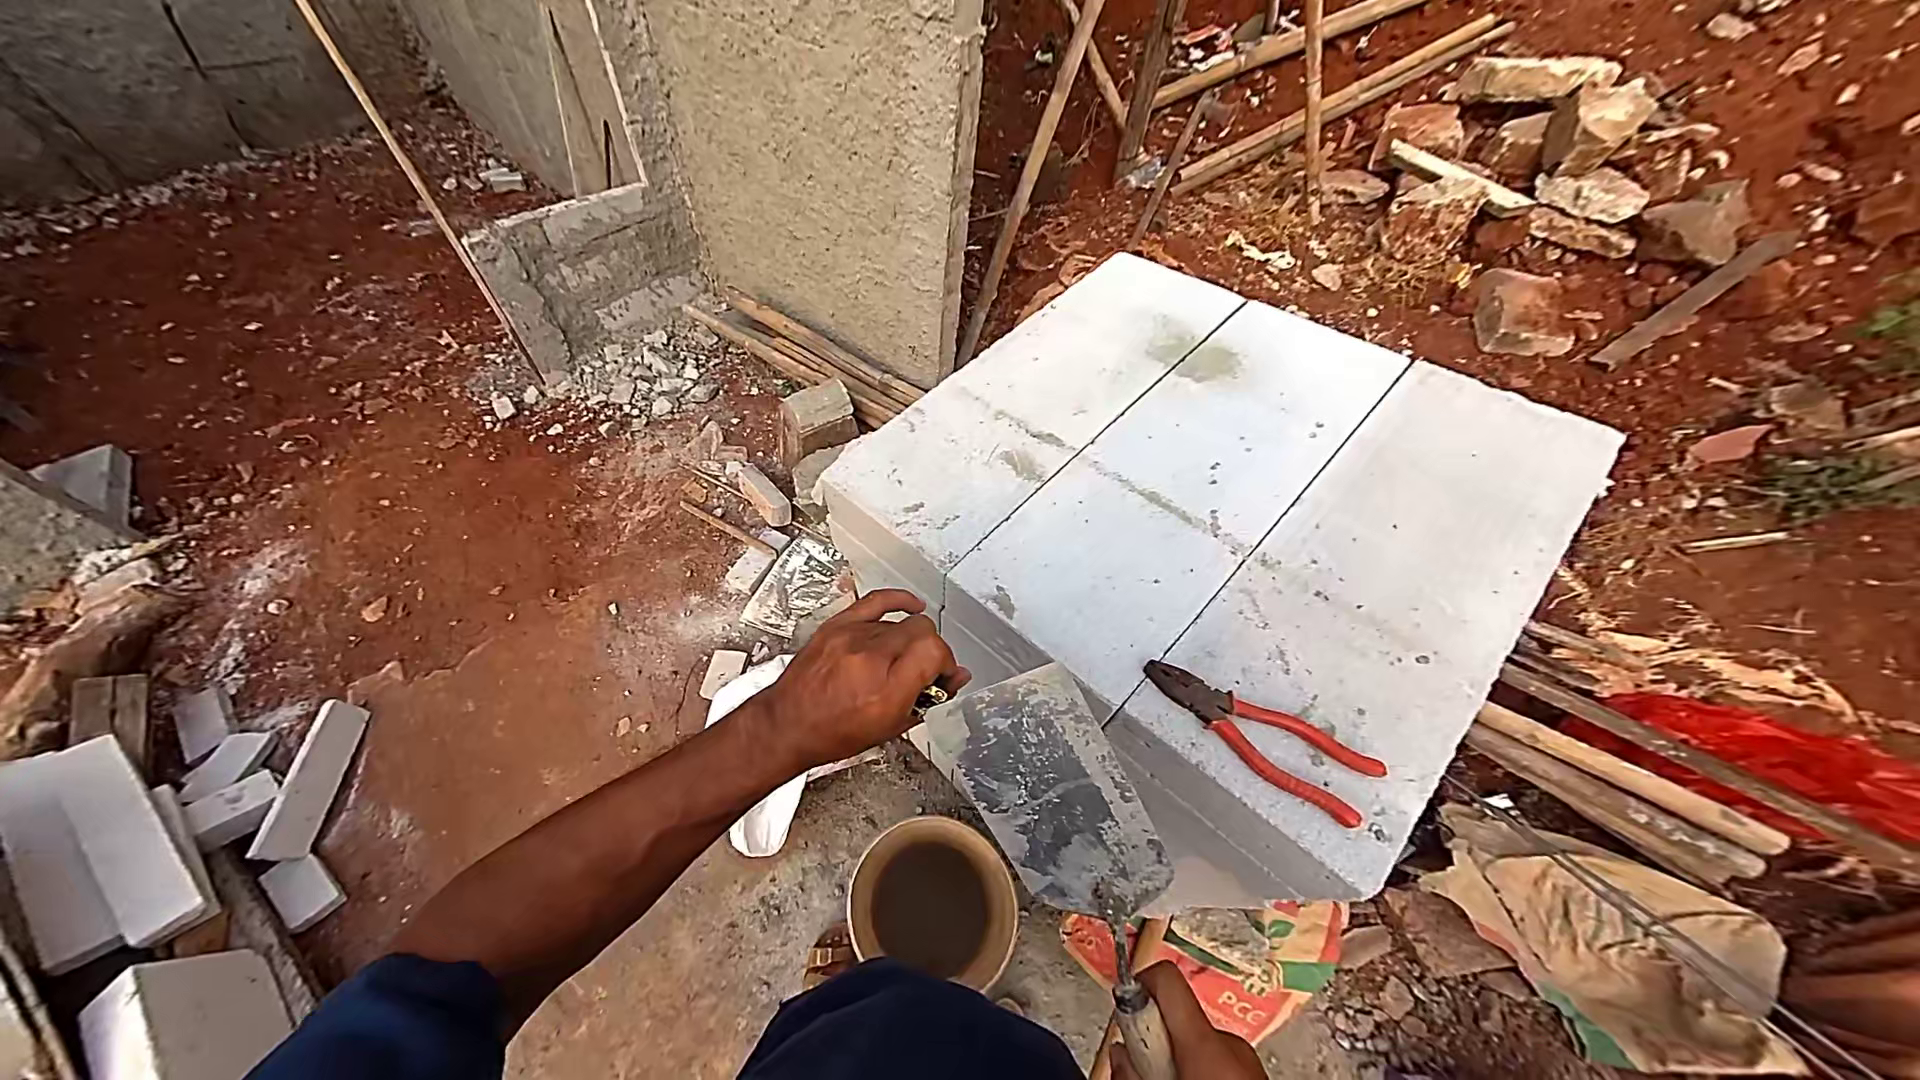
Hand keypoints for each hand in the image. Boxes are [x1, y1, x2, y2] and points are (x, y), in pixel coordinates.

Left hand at [745, 589, 968, 771]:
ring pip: (903, 622)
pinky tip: (912, 605)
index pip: (935, 652)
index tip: (941, 675)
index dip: (946, 664)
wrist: (787, 724)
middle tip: (927, 669)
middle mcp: (871, 658)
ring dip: (912, 639)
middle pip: (924, 633)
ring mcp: (852, 637)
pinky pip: (877, 600)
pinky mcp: (838, 625)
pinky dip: (899, 600)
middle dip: (933, 651)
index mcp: (887, 689)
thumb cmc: (833, 732)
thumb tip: (955, 677)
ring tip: (906, 657)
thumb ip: (929, 698)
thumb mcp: (891, 726)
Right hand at [1114, 962, 1266, 1079]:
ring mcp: (1249, 1059)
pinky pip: (1219, 1055)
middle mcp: (1230, 1042)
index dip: (1139, 983)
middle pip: (1178, 1012)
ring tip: (1174, 1079)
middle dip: (1158, 1032)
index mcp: (1204, 1041)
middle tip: (1147, 1063)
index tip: (1125, 1007)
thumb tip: (1120, 1050)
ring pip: (1199, 1036)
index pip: (1166, 976)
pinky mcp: (1258, 1073)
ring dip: (1180, 1052)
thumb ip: (1133, 1067)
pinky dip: (1204, 1066)